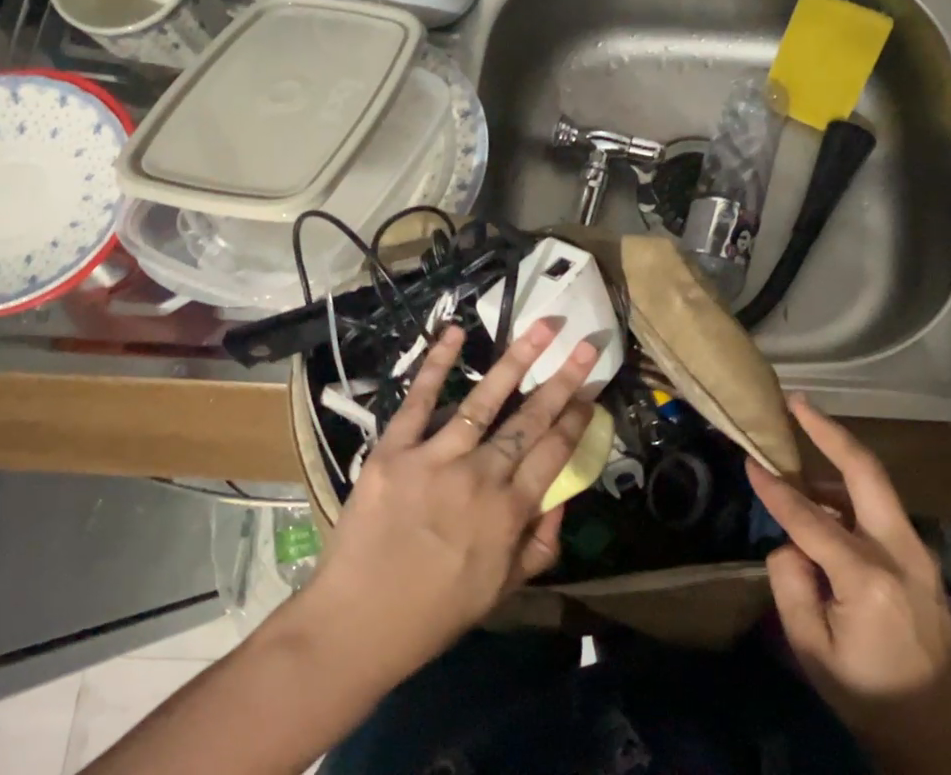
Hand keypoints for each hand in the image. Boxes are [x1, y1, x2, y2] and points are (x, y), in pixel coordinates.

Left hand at [295, 322, 596, 691]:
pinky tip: (455, 333)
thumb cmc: (436, 612)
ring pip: (484, 400)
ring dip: (517, 359)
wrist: (358, 623)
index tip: (593, 391)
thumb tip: (562, 497)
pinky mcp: (392, 452)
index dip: (577, 419)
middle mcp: (481, 478)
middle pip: (531, 419)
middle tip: (589, 344)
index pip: (555, 452)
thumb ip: (541, 544)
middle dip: (565, 379)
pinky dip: (436, 365)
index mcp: (510, 512)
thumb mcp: (504, 589)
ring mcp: (435, 459)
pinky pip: (418, 402)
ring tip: (544, 327)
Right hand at [749, 398, 950, 772]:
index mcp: (867, 576)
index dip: (775, 489)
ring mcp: (920, 553)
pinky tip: (827, 511)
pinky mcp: (924, 562)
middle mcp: (900, 550)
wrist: (942, 733)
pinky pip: (883, 515)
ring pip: (876, 490)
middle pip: (865, 472)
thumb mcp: (811, 650)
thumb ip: (791, 585)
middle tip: (797, 402)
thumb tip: (788, 543)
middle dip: (829, 431)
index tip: (749, 459)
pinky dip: (852, 500)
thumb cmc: (869, 696)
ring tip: (798, 468)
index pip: (809, 519)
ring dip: (838, 467)